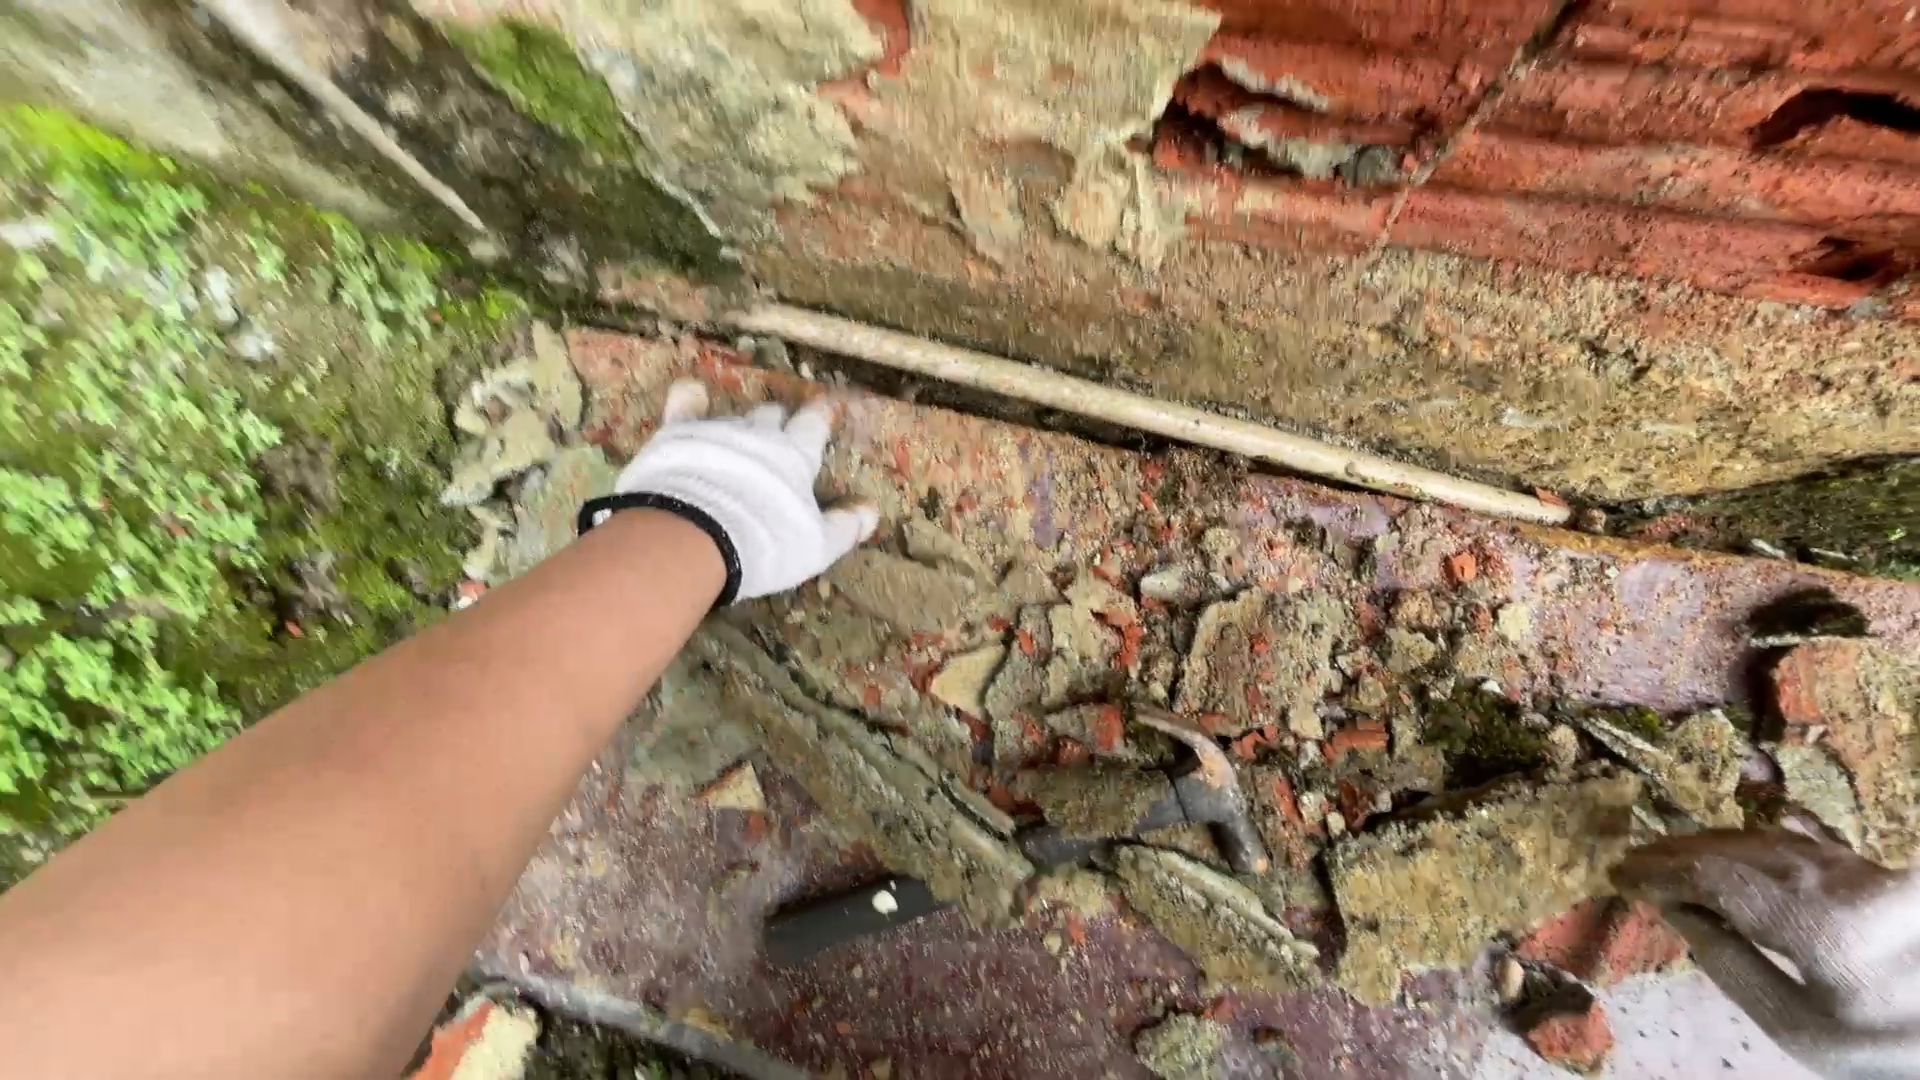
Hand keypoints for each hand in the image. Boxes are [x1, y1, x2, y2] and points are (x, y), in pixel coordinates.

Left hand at [603, 380, 877, 603]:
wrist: (693, 535)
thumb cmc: (765, 541)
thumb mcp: (816, 545)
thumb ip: (845, 526)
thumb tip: (872, 511)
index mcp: (796, 455)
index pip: (815, 423)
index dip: (824, 412)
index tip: (830, 405)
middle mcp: (759, 433)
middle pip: (774, 414)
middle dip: (780, 420)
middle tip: (781, 434)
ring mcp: (717, 431)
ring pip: (734, 414)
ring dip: (739, 424)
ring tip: (739, 436)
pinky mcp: (677, 436)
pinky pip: (685, 407)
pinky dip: (690, 400)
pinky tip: (690, 394)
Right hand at [1615, 829, 1919, 1078]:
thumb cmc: (1889, 1052)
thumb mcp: (1801, 1033)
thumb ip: (1729, 966)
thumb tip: (1674, 909)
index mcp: (1823, 929)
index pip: (1711, 879)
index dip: (1656, 873)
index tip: (1616, 875)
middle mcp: (1849, 887)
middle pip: (1737, 852)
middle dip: (1677, 854)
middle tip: (1632, 861)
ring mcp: (1874, 877)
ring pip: (1769, 844)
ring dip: (1710, 848)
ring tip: (1668, 858)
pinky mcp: (1889, 878)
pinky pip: (1803, 849)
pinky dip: (1752, 851)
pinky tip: (1726, 860)